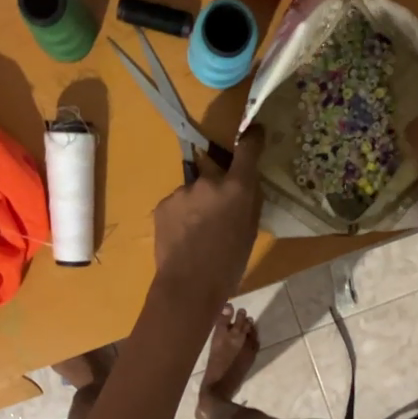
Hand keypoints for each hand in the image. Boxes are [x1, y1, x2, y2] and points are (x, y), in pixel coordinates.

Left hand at [152, 129, 264, 309]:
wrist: (188, 286)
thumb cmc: (228, 266)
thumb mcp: (249, 234)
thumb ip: (249, 205)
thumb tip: (247, 188)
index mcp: (237, 189)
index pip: (247, 149)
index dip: (252, 139)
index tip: (254, 132)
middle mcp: (209, 181)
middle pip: (217, 173)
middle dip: (219, 186)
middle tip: (219, 213)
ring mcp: (183, 191)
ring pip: (195, 190)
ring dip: (198, 203)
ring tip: (198, 232)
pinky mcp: (163, 204)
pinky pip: (178, 204)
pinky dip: (182, 215)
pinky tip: (183, 237)